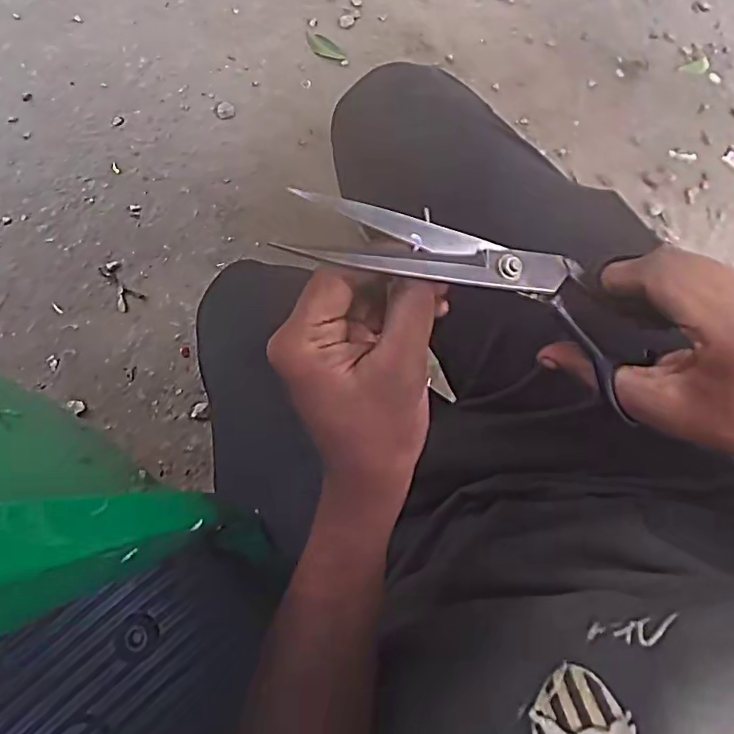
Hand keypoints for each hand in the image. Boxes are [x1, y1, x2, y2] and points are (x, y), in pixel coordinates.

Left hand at [267, 269, 446, 504]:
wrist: (372, 477)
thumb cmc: (376, 439)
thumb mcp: (401, 365)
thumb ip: (411, 309)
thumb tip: (421, 270)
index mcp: (299, 341)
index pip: (337, 278)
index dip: (379, 262)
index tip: (414, 257)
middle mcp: (300, 338)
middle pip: (348, 284)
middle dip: (393, 280)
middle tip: (431, 280)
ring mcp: (316, 343)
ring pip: (361, 297)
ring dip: (398, 296)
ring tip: (433, 301)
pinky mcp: (335, 349)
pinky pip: (365, 315)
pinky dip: (394, 313)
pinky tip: (422, 314)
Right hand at [538, 248, 733, 465]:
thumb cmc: (728, 420)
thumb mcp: (652, 404)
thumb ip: (595, 373)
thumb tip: (551, 353)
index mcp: (728, 327)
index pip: (662, 272)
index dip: (621, 278)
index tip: (597, 293)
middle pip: (670, 258)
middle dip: (633, 275)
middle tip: (614, 303)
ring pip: (686, 257)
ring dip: (654, 275)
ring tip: (640, 307)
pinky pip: (705, 264)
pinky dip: (678, 277)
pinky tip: (670, 306)